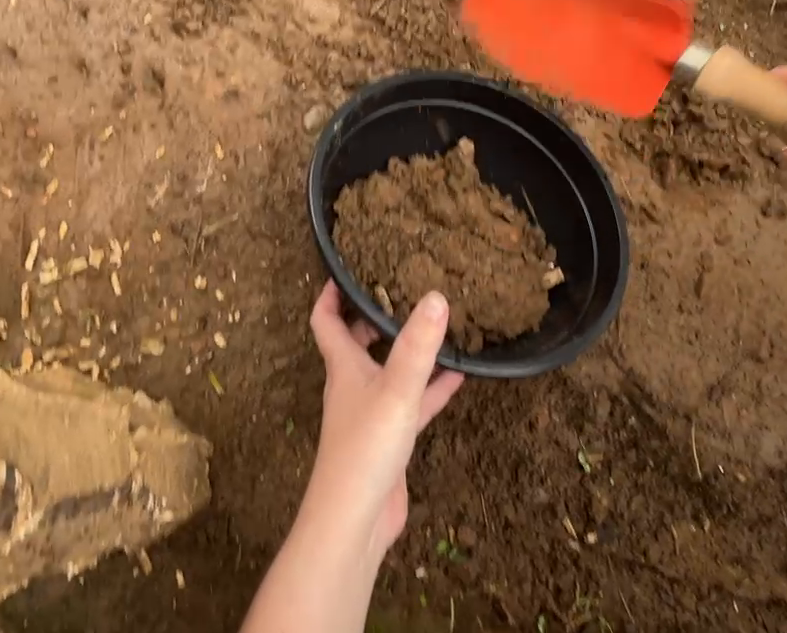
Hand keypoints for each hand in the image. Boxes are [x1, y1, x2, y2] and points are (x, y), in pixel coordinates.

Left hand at [303, 281, 464, 558]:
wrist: (355, 520)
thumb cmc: (364, 448)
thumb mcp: (396, 389)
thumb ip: (417, 346)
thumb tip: (436, 296)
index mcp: (343, 367)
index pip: (326, 320)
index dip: (331, 293)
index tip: (346, 267)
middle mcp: (353, 384)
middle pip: (356, 341)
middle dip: (372, 315)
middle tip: (399, 287)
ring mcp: (372, 412)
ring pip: (389, 369)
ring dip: (408, 349)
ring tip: (437, 323)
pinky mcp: (391, 437)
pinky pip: (414, 401)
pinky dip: (433, 387)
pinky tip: (460, 375)